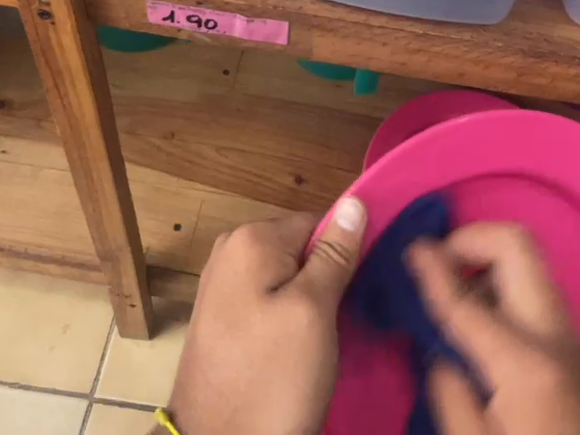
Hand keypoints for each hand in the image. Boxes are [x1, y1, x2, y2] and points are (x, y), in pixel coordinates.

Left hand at [166, 197, 367, 434]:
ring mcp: (221, 285)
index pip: (318, 223)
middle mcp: (230, 250)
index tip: (358, 292)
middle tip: (338, 323)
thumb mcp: (313, 312)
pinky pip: (269, 302)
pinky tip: (296, 353)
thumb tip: (354, 200)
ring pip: (288, 279)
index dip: (343, 255)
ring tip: (320, 342)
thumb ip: (334, 254)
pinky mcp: (222, 319)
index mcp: (250, 238)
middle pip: (301, 249)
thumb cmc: (271, 377)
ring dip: (310, 305)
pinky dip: (288, 322)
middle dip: (326, 281)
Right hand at [407, 223, 579, 434]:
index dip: (432, 268)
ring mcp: (578, 342)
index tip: (409, 248)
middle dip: (471, 241)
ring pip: (530, 267)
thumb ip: (450, 390)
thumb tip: (441, 349)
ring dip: (487, 266)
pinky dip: (504, 292)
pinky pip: (538, 299)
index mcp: (526, 362)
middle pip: (517, 247)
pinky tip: (481, 331)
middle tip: (436, 266)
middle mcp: (558, 335)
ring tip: (452, 299)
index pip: (465, 297)